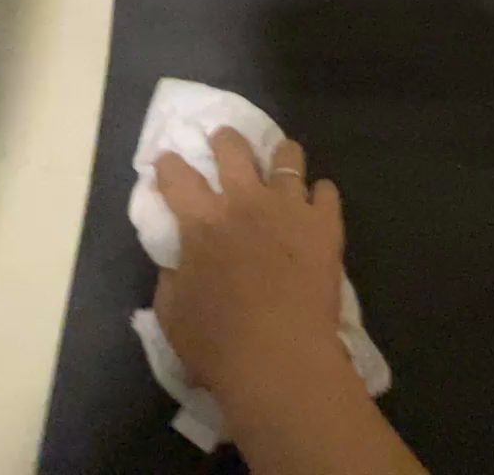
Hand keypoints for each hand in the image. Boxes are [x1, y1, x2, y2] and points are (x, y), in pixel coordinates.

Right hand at [153, 129, 347, 397]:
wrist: (280, 355)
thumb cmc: (218, 343)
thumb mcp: (174, 313)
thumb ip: (174, 276)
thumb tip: (180, 260)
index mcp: (204, 222)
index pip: (178, 179)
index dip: (169, 165)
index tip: (166, 157)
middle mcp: (246, 202)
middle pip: (234, 151)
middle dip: (225, 139)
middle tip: (223, 138)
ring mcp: (290, 207)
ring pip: (287, 158)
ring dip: (280, 154)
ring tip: (280, 155)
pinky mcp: (325, 223)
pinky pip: (326, 191)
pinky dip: (320, 193)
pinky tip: (317, 199)